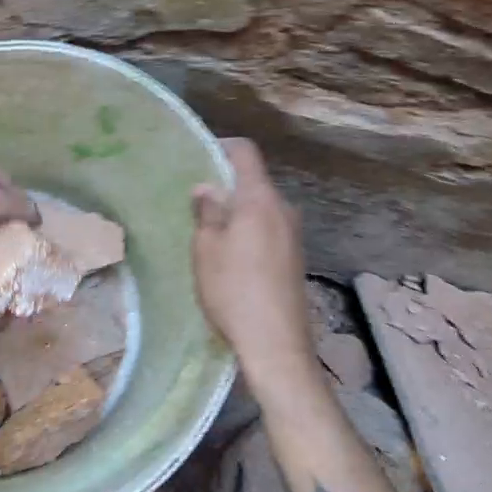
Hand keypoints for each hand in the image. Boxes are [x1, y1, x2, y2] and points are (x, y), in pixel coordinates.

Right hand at [191, 139, 317, 391]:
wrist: (276, 345)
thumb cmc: (234, 291)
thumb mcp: (207, 249)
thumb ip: (207, 212)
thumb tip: (207, 187)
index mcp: (261, 199)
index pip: (246, 153)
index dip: (222, 147)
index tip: (198, 157)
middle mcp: (283, 209)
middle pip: (254, 181)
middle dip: (226, 185)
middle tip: (196, 201)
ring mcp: (294, 234)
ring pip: (262, 208)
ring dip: (238, 211)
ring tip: (210, 230)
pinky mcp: (295, 258)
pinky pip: (269, 229)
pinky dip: (250, 231)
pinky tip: (232, 256)